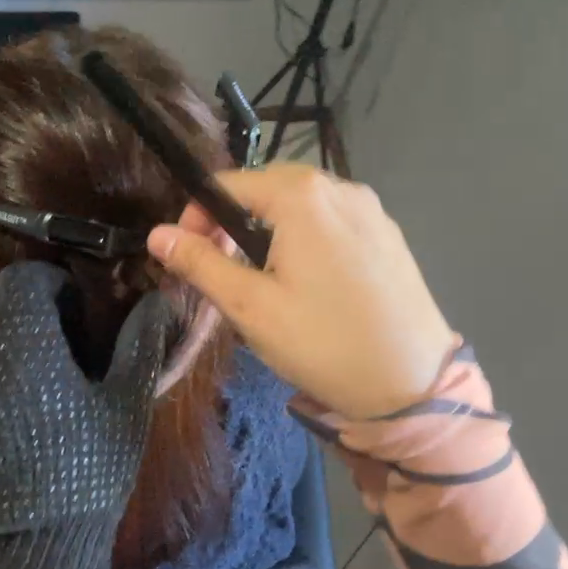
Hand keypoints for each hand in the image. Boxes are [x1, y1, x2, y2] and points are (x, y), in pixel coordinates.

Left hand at [0, 261, 169, 568]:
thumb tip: (159, 299)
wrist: (28, 546)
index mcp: (22, 333)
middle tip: (40, 335)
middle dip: (11, 305)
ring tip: (10, 366)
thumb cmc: (85, 473)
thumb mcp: (124, 408)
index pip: (25, 278)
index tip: (68, 312)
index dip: (50, 288)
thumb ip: (139, 345)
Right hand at [147, 164, 454, 418]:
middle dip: (232, 225)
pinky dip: (303, 244)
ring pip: (300, 209)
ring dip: (267, 236)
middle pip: (265, 191)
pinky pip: (331, 225)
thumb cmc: (322, 342)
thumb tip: (156, 235)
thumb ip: (201, 264)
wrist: (411, 384)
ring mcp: (371, 211)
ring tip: (259, 286)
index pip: (228, 184)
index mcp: (302, 196)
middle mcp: (341, 188)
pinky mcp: (388, 237)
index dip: (196, 217)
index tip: (185, 258)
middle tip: (219, 275)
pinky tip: (305, 289)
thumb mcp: (249, 307)